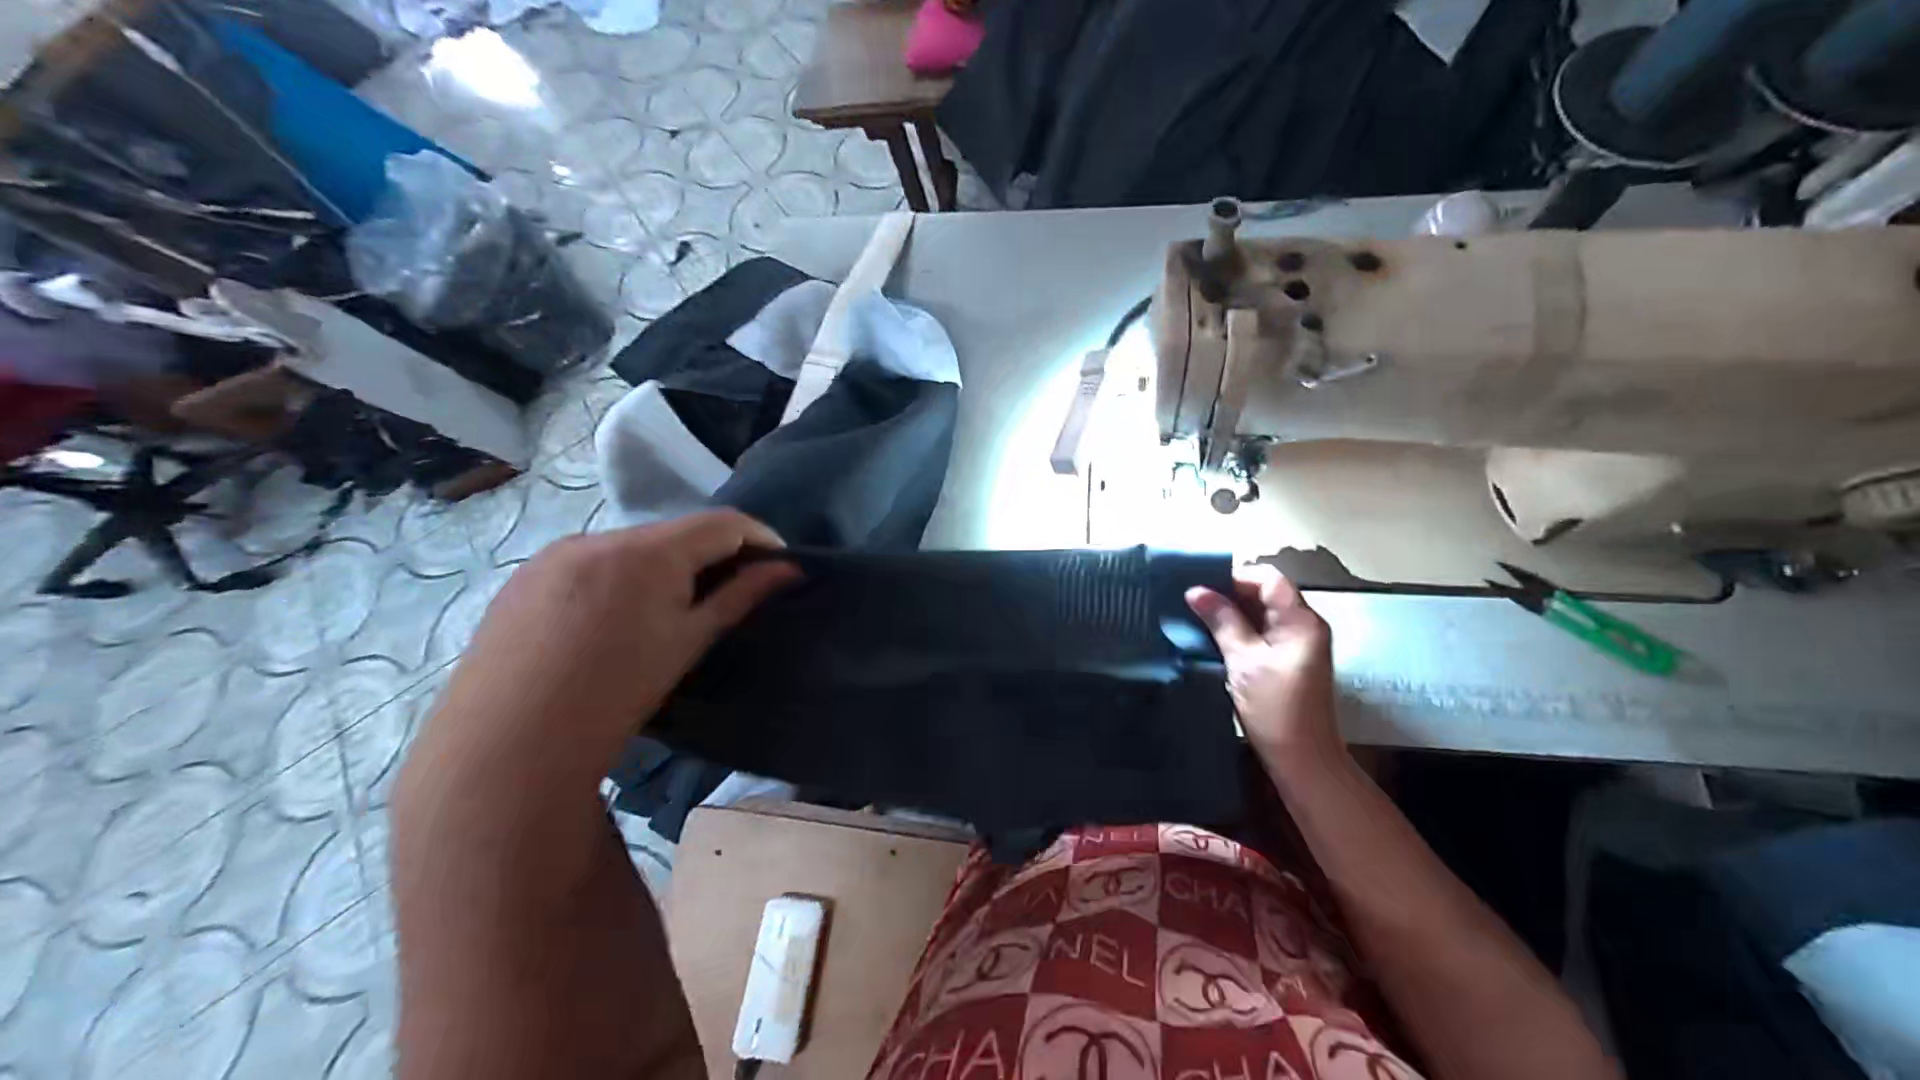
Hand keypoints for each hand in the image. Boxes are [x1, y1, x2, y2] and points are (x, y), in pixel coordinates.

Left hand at [432, 510, 799, 761]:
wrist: (507, 744)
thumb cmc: (617, 693)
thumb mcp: (689, 641)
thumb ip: (741, 597)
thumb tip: (790, 569)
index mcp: (649, 551)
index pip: (723, 522)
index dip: (759, 537)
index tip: (778, 564)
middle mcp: (601, 535)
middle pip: (675, 533)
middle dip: (709, 555)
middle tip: (725, 595)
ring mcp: (556, 552)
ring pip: (631, 548)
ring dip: (662, 567)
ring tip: (665, 613)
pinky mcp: (525, 575)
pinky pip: (590, 562)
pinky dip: (617, 578)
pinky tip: (610, 621)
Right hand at [1185, 565, 1342, 765]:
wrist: (1303, 760)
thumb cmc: (1275, 708)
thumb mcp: (1243, 660)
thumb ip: (1221, 621)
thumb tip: (1196, 592)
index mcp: (1301, 621)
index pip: (1268, 578)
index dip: (1235, 576)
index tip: (1201, 585)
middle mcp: (1305, 626)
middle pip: (1266, 593)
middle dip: (1229, 594)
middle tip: (1192, 600)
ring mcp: (1299, 645)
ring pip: (1262, 614)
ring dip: (1232, 614)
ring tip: (1196, 616)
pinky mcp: (1289, 661)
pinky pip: (1263, 633)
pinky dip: (1240, 631)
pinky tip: (1214, 638)